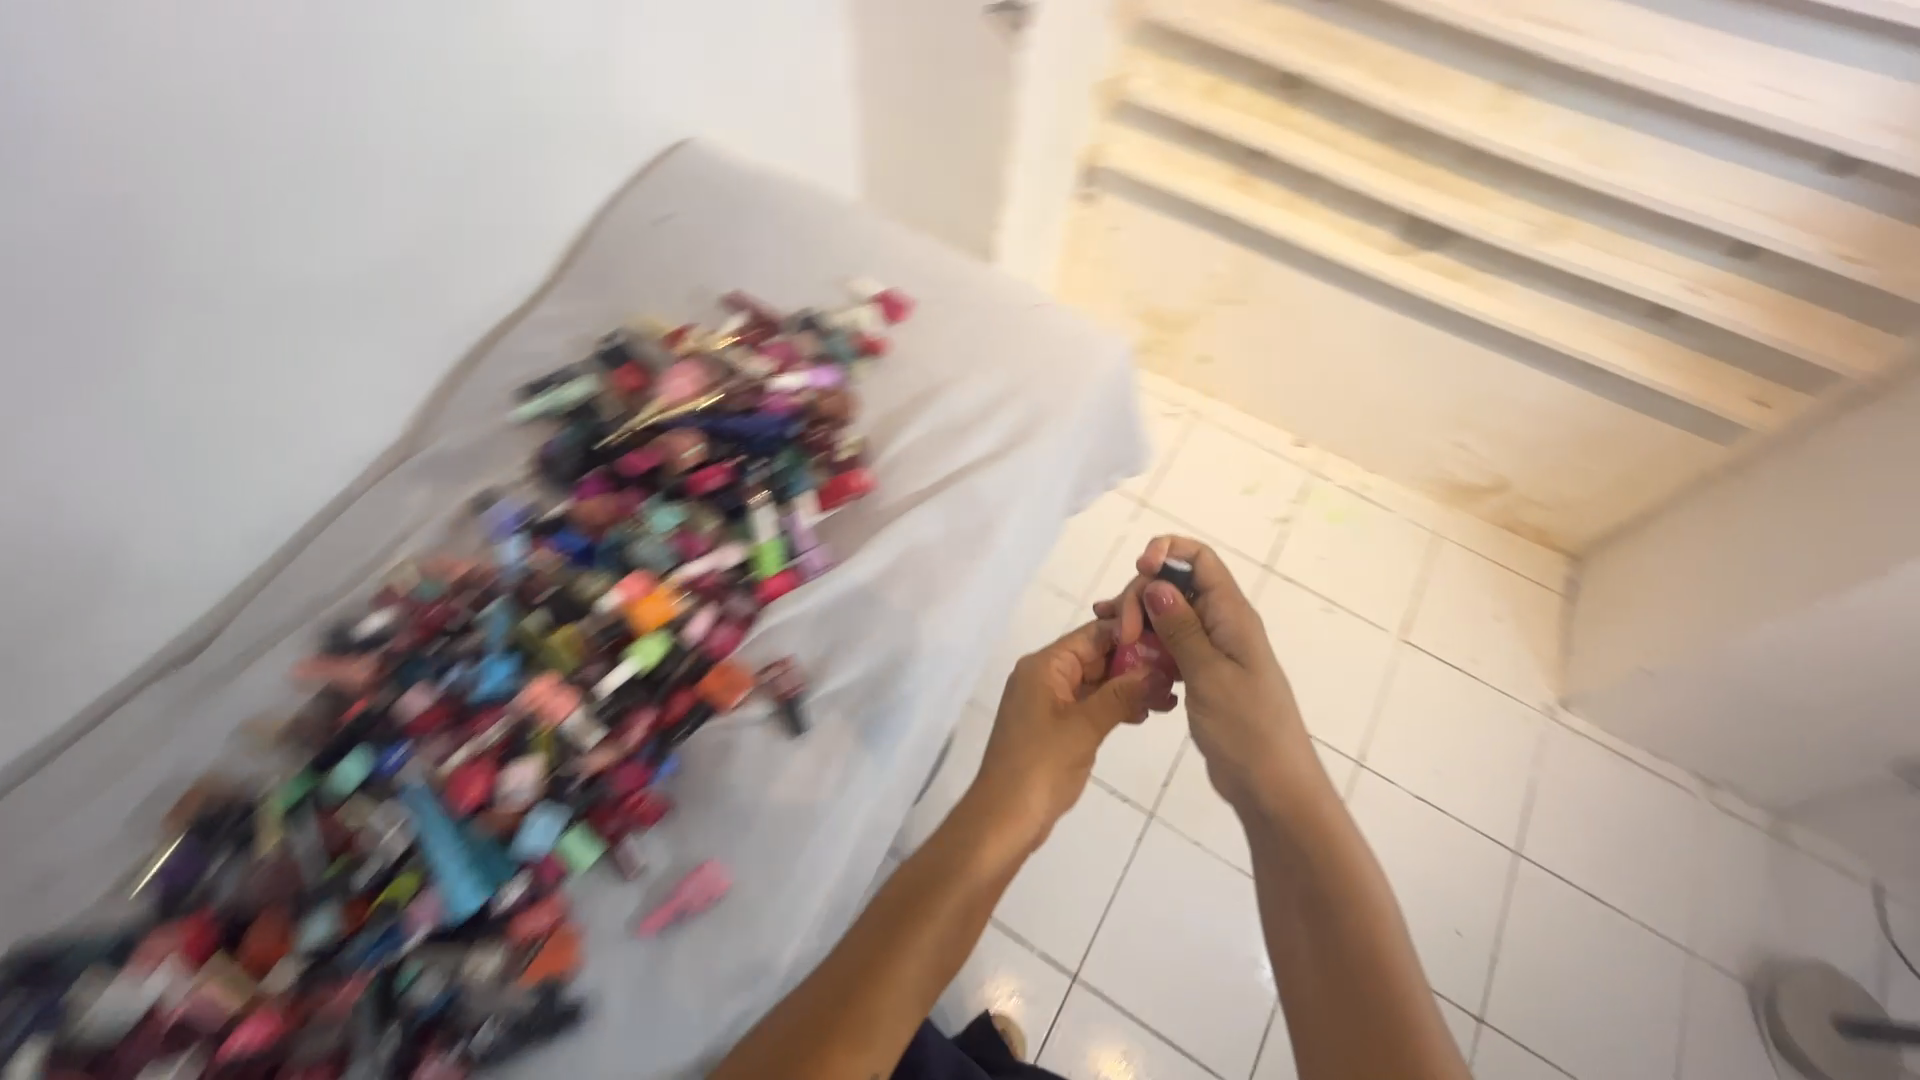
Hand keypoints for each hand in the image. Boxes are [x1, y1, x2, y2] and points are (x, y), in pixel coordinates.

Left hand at [968, 620, 1151, 844]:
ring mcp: (1049, 702)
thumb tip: (1160, 670)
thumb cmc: (1040, 765)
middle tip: (1179, 670)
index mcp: (1044, 666)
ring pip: (1096, 683)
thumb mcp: (1085, 727)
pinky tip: (1146, 714)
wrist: (1005, 818)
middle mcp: (1045, 676)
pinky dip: (1116, 707)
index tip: (1171, 638)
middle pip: (1096, 656)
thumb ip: (1122, 695)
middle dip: (1135, 663)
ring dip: (1130, 687)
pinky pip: (1090, 705)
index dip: (1131, 633)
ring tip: (1170, 696)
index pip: (1093, 635)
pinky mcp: (1056, 726)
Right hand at [1093, 537, 1317, 812]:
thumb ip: (1181, 628)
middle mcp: (1222, 623)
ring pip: (1168, 615)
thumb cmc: (1247, 729)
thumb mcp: (1209, 675)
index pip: (1200, 558)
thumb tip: (1157, 584)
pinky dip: (1146, 644)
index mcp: (1231, 615)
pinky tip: (1121, 654)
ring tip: (1109, 634)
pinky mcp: (1201, 673)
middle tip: (1122, 633)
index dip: (1167, 551)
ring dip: (1138, 619)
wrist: (1272, 785)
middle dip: (1142, 595)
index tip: (1138, 571)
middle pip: (1176, 584)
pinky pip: (1169, 645)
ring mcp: (1212, 649)